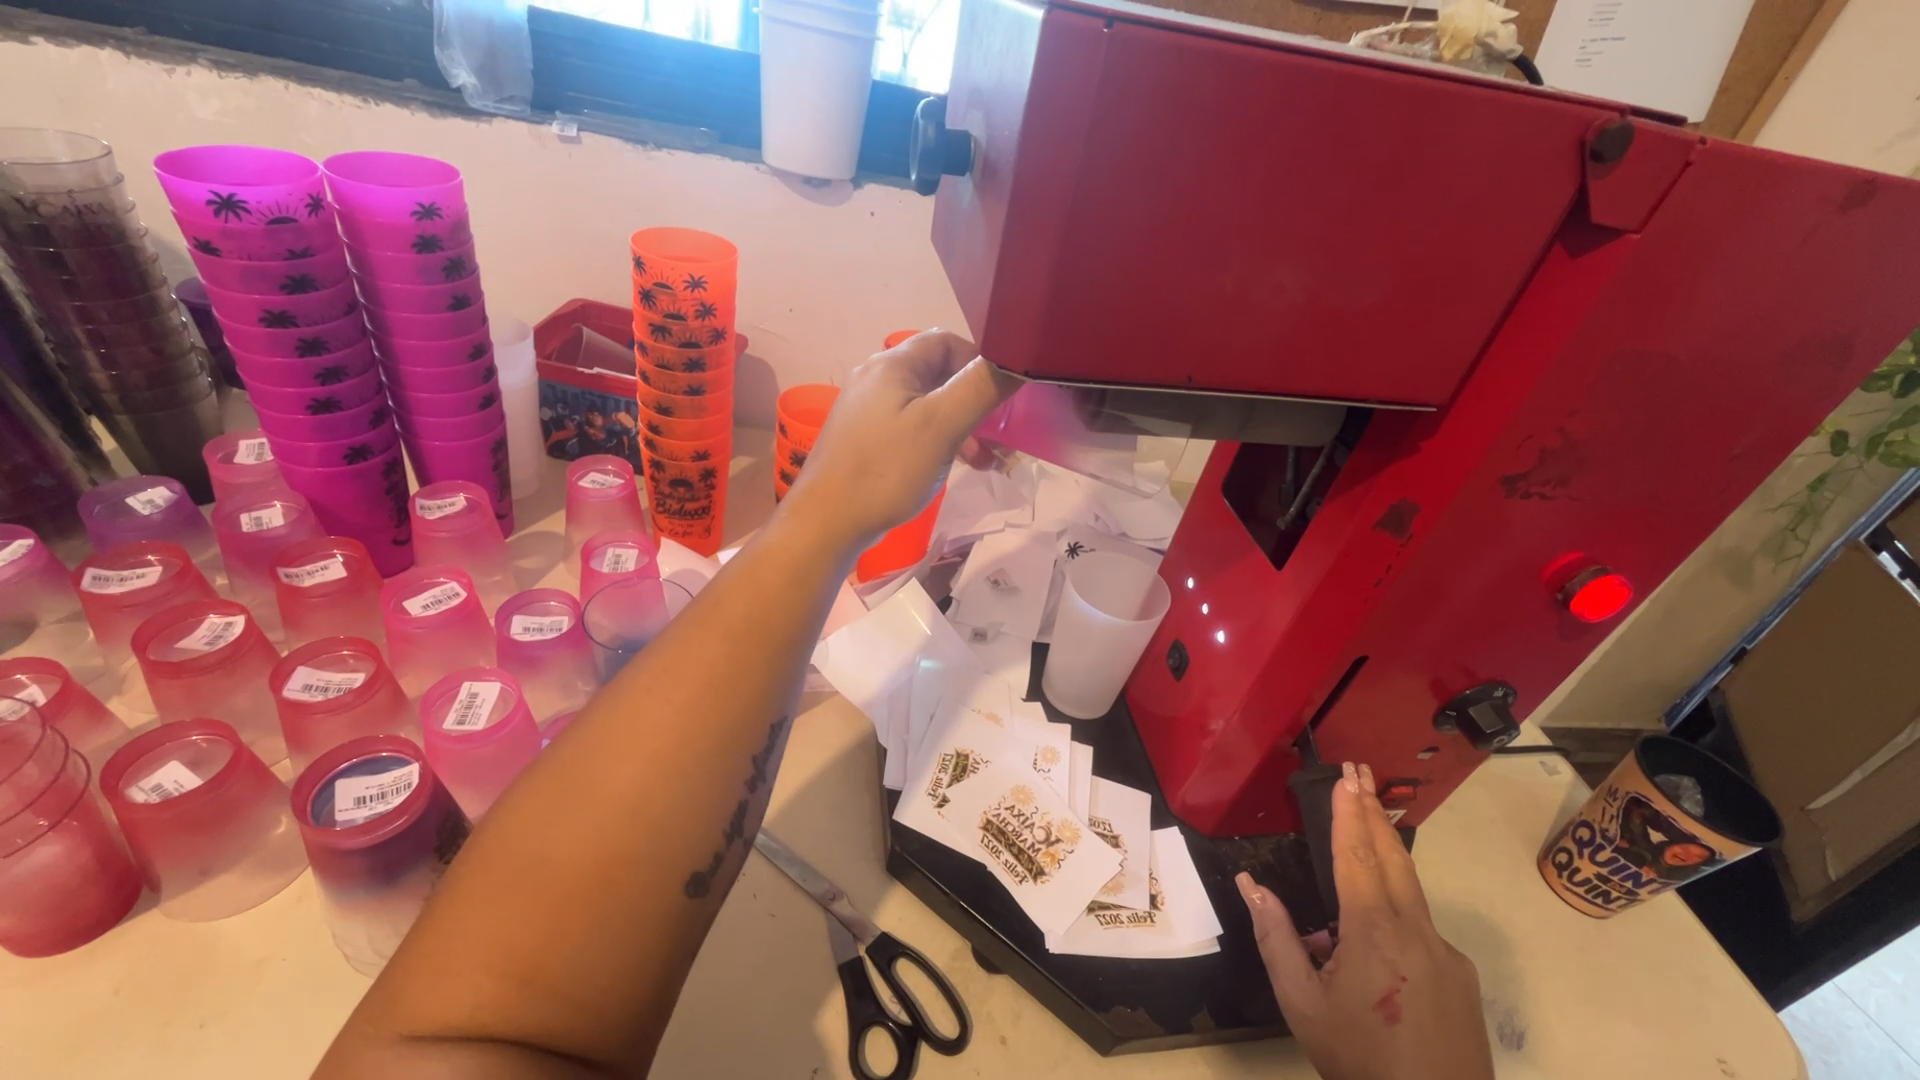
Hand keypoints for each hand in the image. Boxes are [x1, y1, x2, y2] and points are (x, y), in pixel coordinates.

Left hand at [782, 330, 1017, 546]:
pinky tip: (951, 468)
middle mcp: (875, 378)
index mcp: (892, 365)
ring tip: (984, 462)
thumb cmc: (885, 470)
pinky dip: (937, 442)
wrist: (826, 523)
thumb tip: (1017, 359)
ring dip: (961, 427)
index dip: (980, 362)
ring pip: (927, 405)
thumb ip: (980, 387)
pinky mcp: (864, 439)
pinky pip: (911, 428)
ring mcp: (867, 410)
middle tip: (999, 436)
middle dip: (974, 401)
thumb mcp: (941, 426)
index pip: (947, 341)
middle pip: (938, 374)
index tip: (1003, 396)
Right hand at [1237, 763, 1493, 1079]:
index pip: (1358, 856)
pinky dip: (1395, 913)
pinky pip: (1421, 930)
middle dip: (1374, 812)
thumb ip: (1276, 937)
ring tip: (1366, 824)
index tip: (1348, 775)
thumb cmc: (1359, 1059)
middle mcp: (1417, 931)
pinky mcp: (1461, 978)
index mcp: (1374, 931)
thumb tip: (1251, 885)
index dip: (1349, 813)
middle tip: (1361, 773)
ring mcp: (1446, 954)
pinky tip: (1372, 948)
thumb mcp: (1301, 1002)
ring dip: (1386, 852)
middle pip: (1393, 858)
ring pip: (1411, 890)